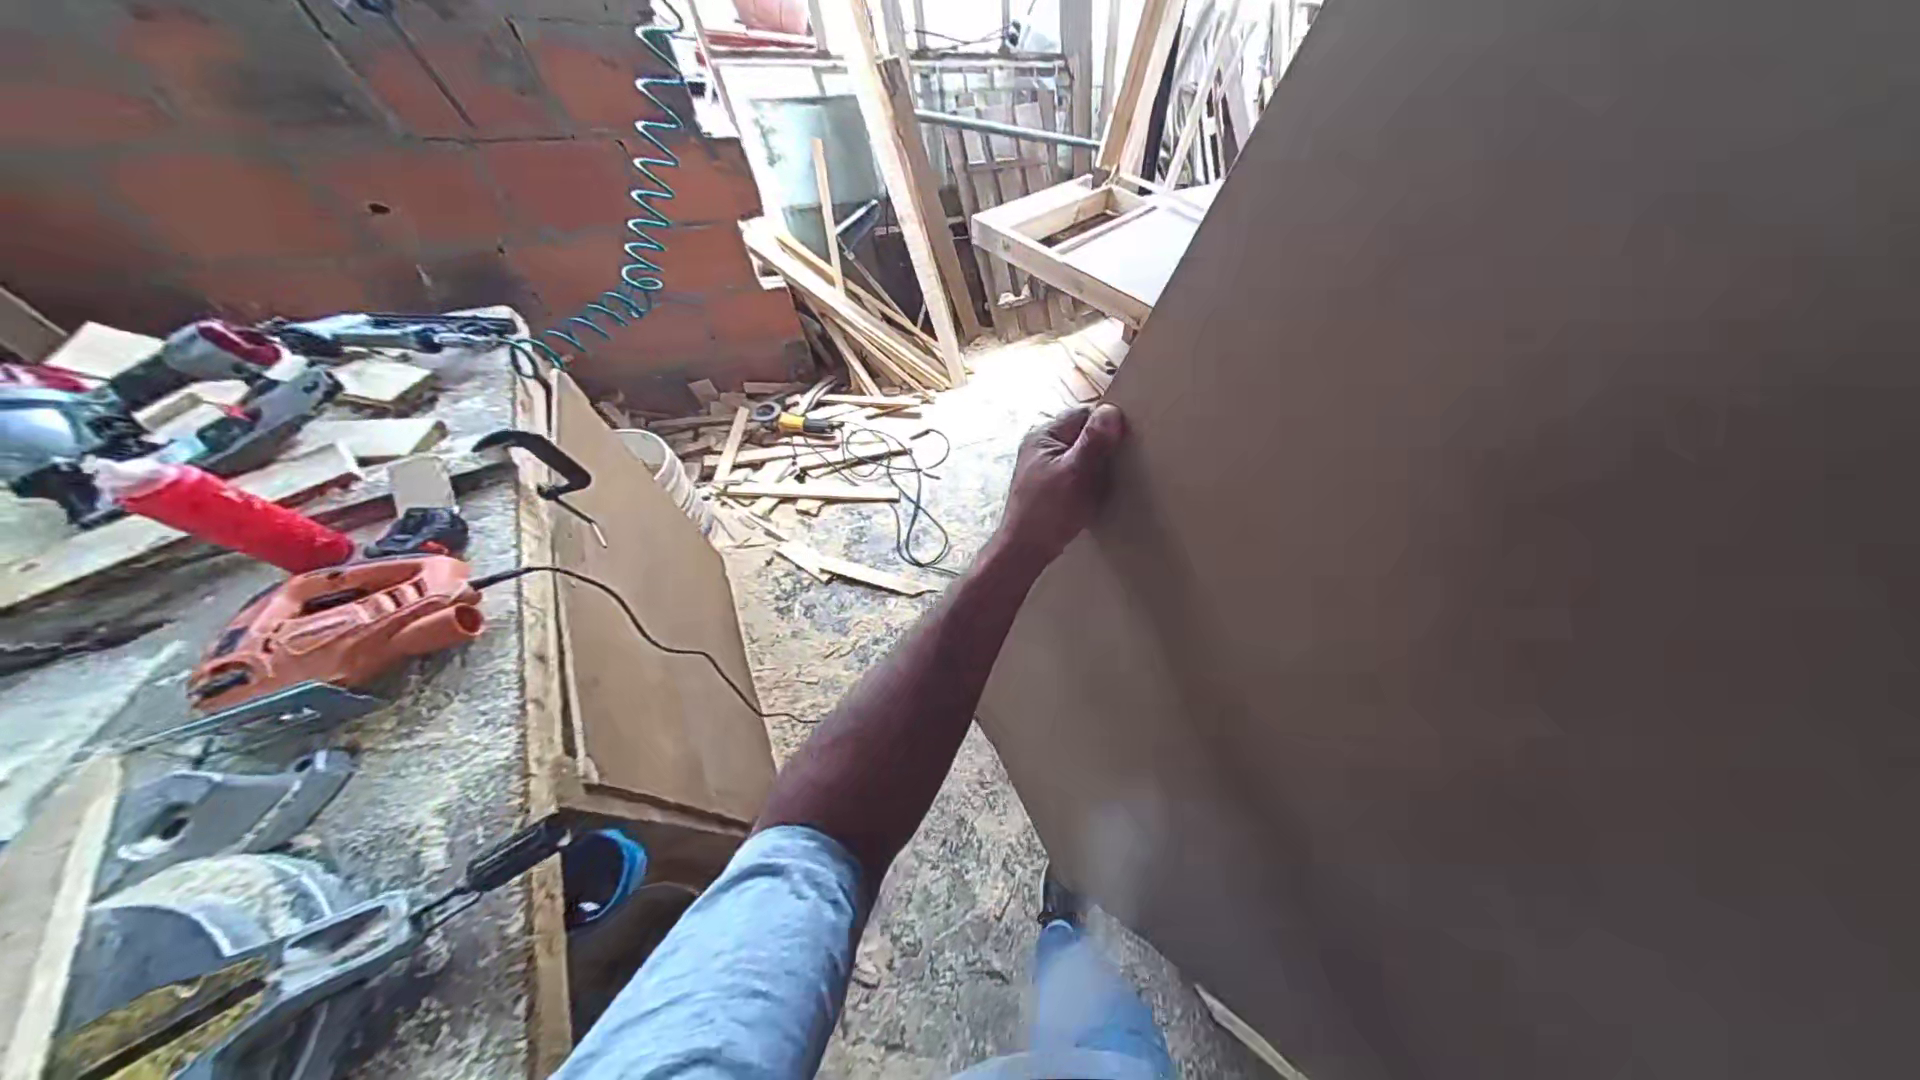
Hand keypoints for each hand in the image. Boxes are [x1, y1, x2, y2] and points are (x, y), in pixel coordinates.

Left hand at [995, 403, 1126, 566]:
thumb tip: (1112, 410)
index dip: (1107, 425)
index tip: (1125, 442)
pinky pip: (1077, 474)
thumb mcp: (1076, 473)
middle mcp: (1041, 447)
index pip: (1084, 415)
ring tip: (1108, 482)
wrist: (1025, 551)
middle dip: (1103, 447)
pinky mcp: (1050, 486)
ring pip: (1082, 456)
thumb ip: (1093, 442)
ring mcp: (1044, 467)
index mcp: (1043, 435)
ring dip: (1097, 467)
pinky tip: (1096, 494)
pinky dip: (1089, 481)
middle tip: (1120, 464)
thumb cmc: (1047, 512)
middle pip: (1084, 435)